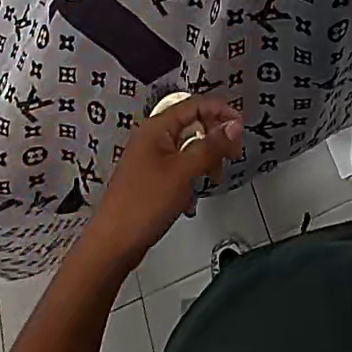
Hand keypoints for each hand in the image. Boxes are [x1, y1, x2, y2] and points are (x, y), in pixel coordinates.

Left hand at [80, 95, 243, 268]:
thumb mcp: (183, 171)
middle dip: (216, 136)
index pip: (197, 105)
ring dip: (206, 157)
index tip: (239, 128)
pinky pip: (181, 165)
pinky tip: (193, 194)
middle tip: (232, 154)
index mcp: (157, 128)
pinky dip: (193, 174)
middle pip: (194, 123)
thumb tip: (233, 126)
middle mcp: (153, 137)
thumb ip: (211, 145)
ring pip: (189, 146)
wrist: (112, 246)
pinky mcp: (152, 177)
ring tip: (214, 176)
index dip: (221, 112)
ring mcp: (151, 157)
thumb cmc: (143, 205)